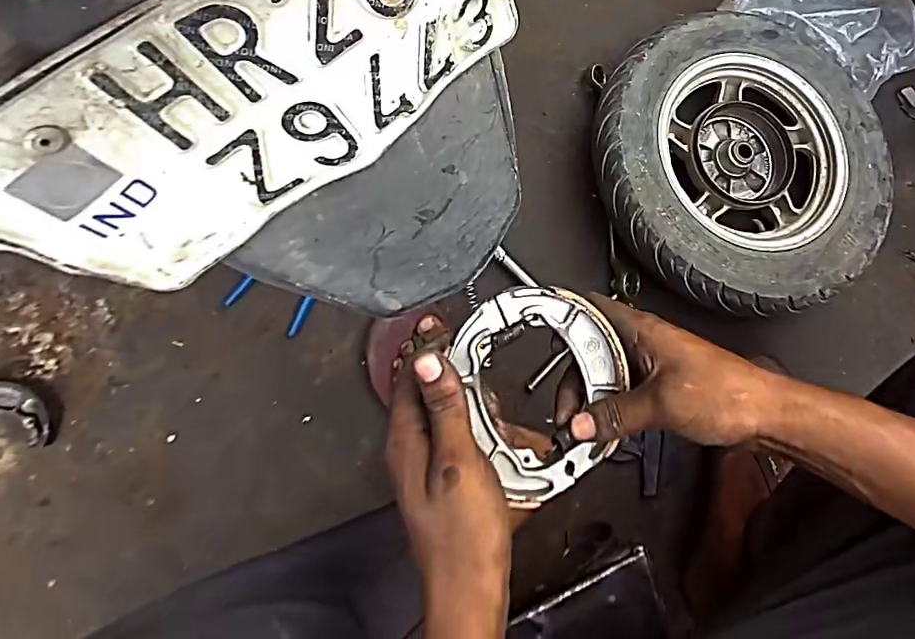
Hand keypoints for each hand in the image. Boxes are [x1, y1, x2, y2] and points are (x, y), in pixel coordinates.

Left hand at [385, 317, 511, 636]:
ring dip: (483, 418)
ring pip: (455, 416)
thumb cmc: (462, 538)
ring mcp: (428, 463)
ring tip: (504, 439)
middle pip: (432, 391)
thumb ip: (445, 407)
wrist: (471, 591)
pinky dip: (490, 441)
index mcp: (406, 438)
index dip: (426, 344)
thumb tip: (428, 359)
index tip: (441, 323)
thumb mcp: (458, 460)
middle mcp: (411, 447)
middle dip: (463, 386)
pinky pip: (468, 442)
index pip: (409, 372)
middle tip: (484, 392)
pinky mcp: (447, 477)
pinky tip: (509, 457)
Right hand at [569, 294, 777, 446]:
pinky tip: (607, 428)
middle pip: (591, 349)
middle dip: (573, 377)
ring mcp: (650, 360)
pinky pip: (622, 388)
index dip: (563, 313)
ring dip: (592, 396)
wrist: (764, 413)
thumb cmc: (727, 393)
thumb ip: (616, 414)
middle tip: (566, 409)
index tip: (541, 326)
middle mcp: (642, 339)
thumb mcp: (661, 404)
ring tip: (585, 425)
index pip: (589, 308)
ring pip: (606, 370)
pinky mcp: (658, 381)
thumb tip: (581, 422)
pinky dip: (609, 406)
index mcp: (640, 328)